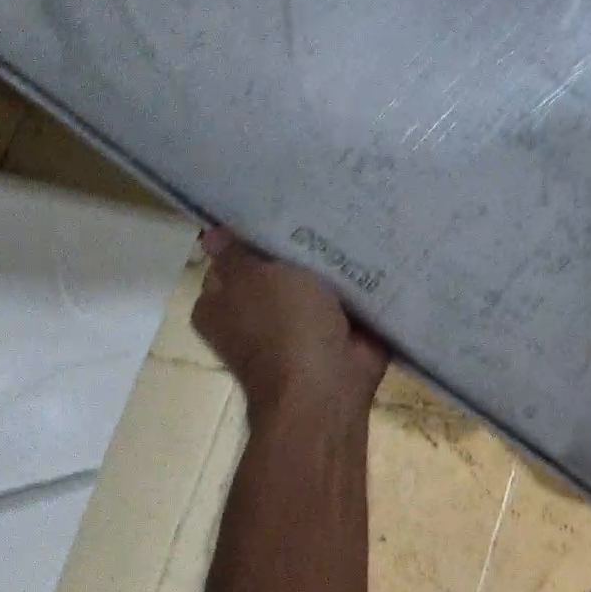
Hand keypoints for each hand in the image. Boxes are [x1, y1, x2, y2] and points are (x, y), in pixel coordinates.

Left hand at [191, 228, 388, 419]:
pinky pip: (350, 298)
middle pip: (279, 268)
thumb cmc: (283, 327)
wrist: (327, 383)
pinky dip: (362, 284)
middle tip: (326, 211)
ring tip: (357, 227)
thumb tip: (212, 234)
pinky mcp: (340, 330)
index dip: (255, 235)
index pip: (233, 259)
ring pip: (317, 282)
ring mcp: (300, 325)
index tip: (283, 208)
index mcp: (222, 304)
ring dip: (335, 264)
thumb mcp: (254, 279)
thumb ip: (237, 255)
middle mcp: (257, 315)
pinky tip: (378, 255)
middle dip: (301, 247)